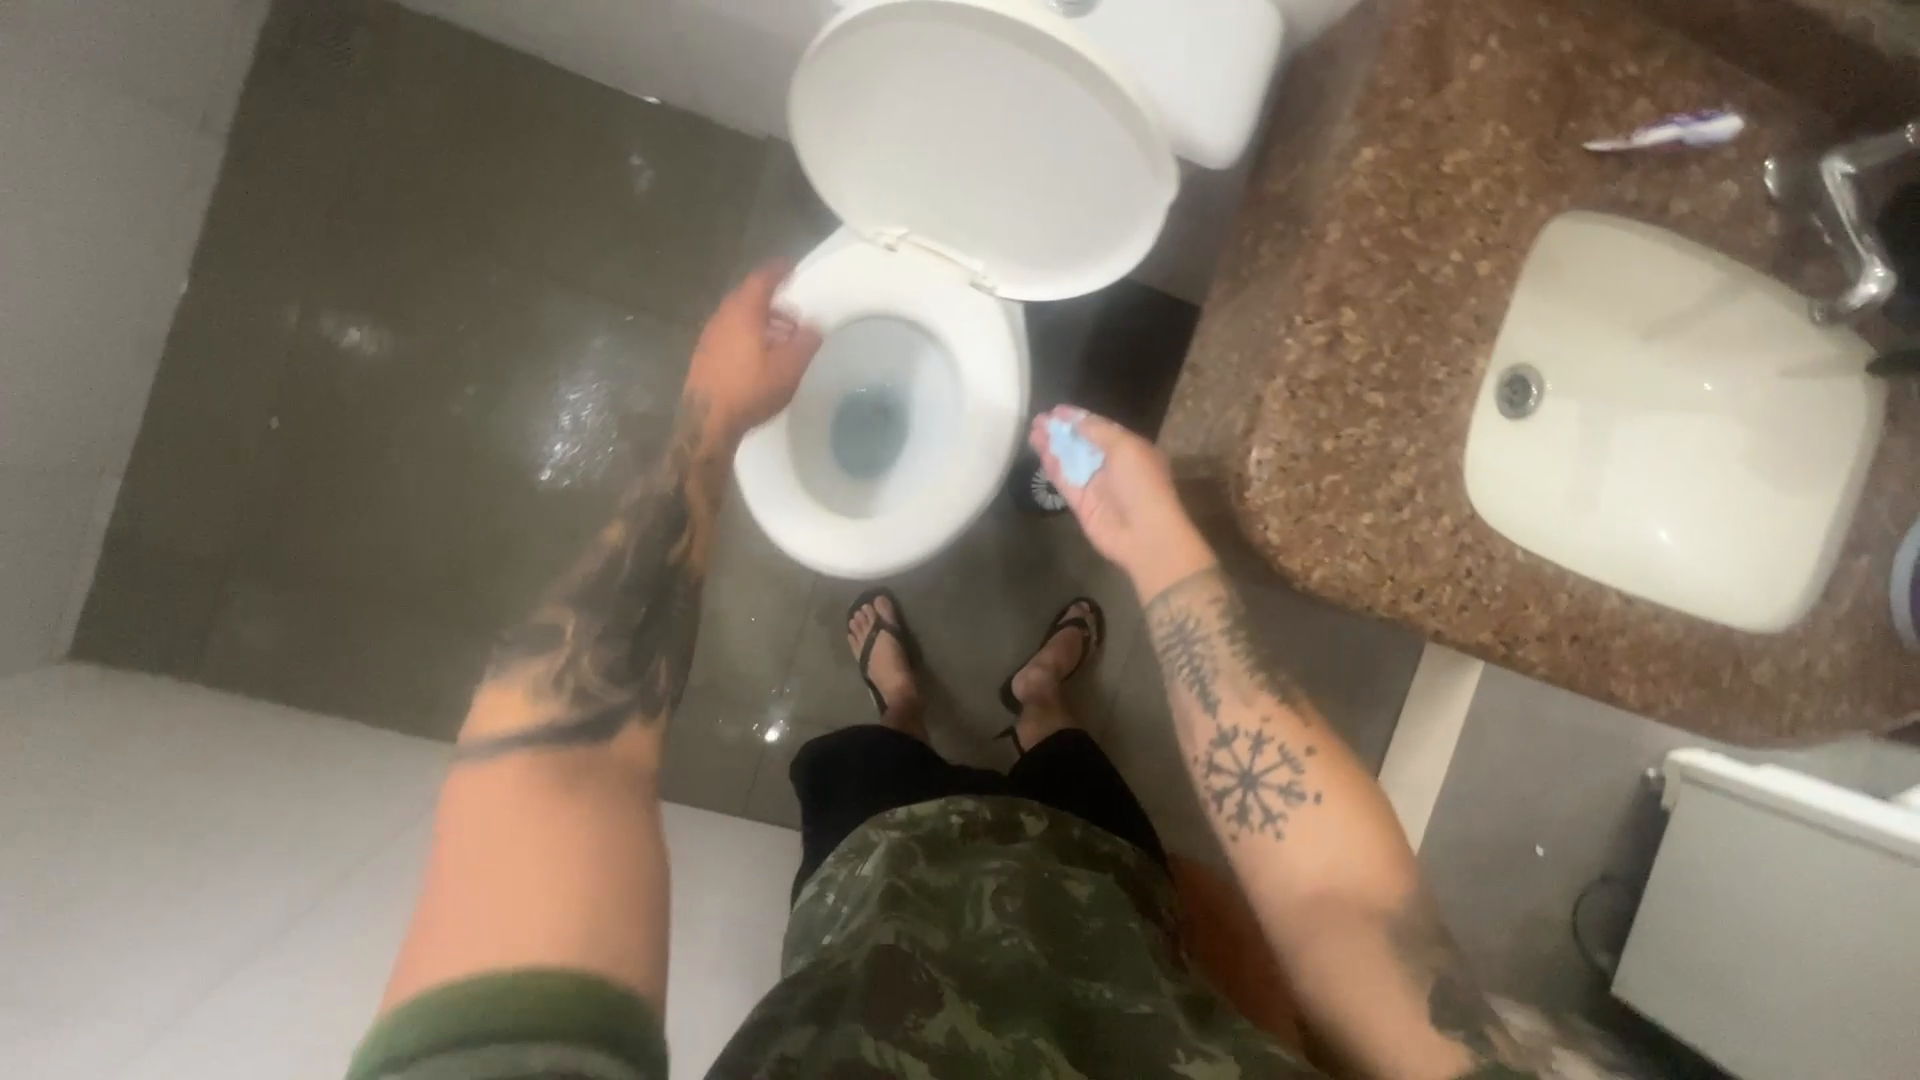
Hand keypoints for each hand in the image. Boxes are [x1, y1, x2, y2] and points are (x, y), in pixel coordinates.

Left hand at [683, 260, 822, 444]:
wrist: (707, 421)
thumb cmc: (751, 389)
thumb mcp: (790, 367)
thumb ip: (806, 342)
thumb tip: (815, 326)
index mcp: (744, 311)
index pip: (762, 279)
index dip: (778, 271)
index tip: (791, 268)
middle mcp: (723, 317)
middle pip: (749, 298)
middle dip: (773, 302)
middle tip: (794, 317)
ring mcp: (710, 336)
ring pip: (739, 318)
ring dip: (762, 322)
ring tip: (782, 341)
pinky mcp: (704, 356)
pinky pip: (731, 334)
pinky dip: (748, 336)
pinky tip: (760, 357)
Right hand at [1028, 407, 1216, 599]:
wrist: (1144, 534)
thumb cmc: (1142, 485)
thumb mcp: (1126, 448)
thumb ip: (1099, 431)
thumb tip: (1078, 421)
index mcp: (1130, 449)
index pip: (1100, 428)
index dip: (1078, 419)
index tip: (1056, 410)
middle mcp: (1113, 466)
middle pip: (1082, 444)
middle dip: (1062, 432)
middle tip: (1039, 420)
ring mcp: (1096, 485)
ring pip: (1070, 461)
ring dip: (1053, 446)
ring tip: (1033, 432)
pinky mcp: (1082, 504)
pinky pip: (1065, 481)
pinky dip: (1053, 467)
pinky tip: (1040, 452)